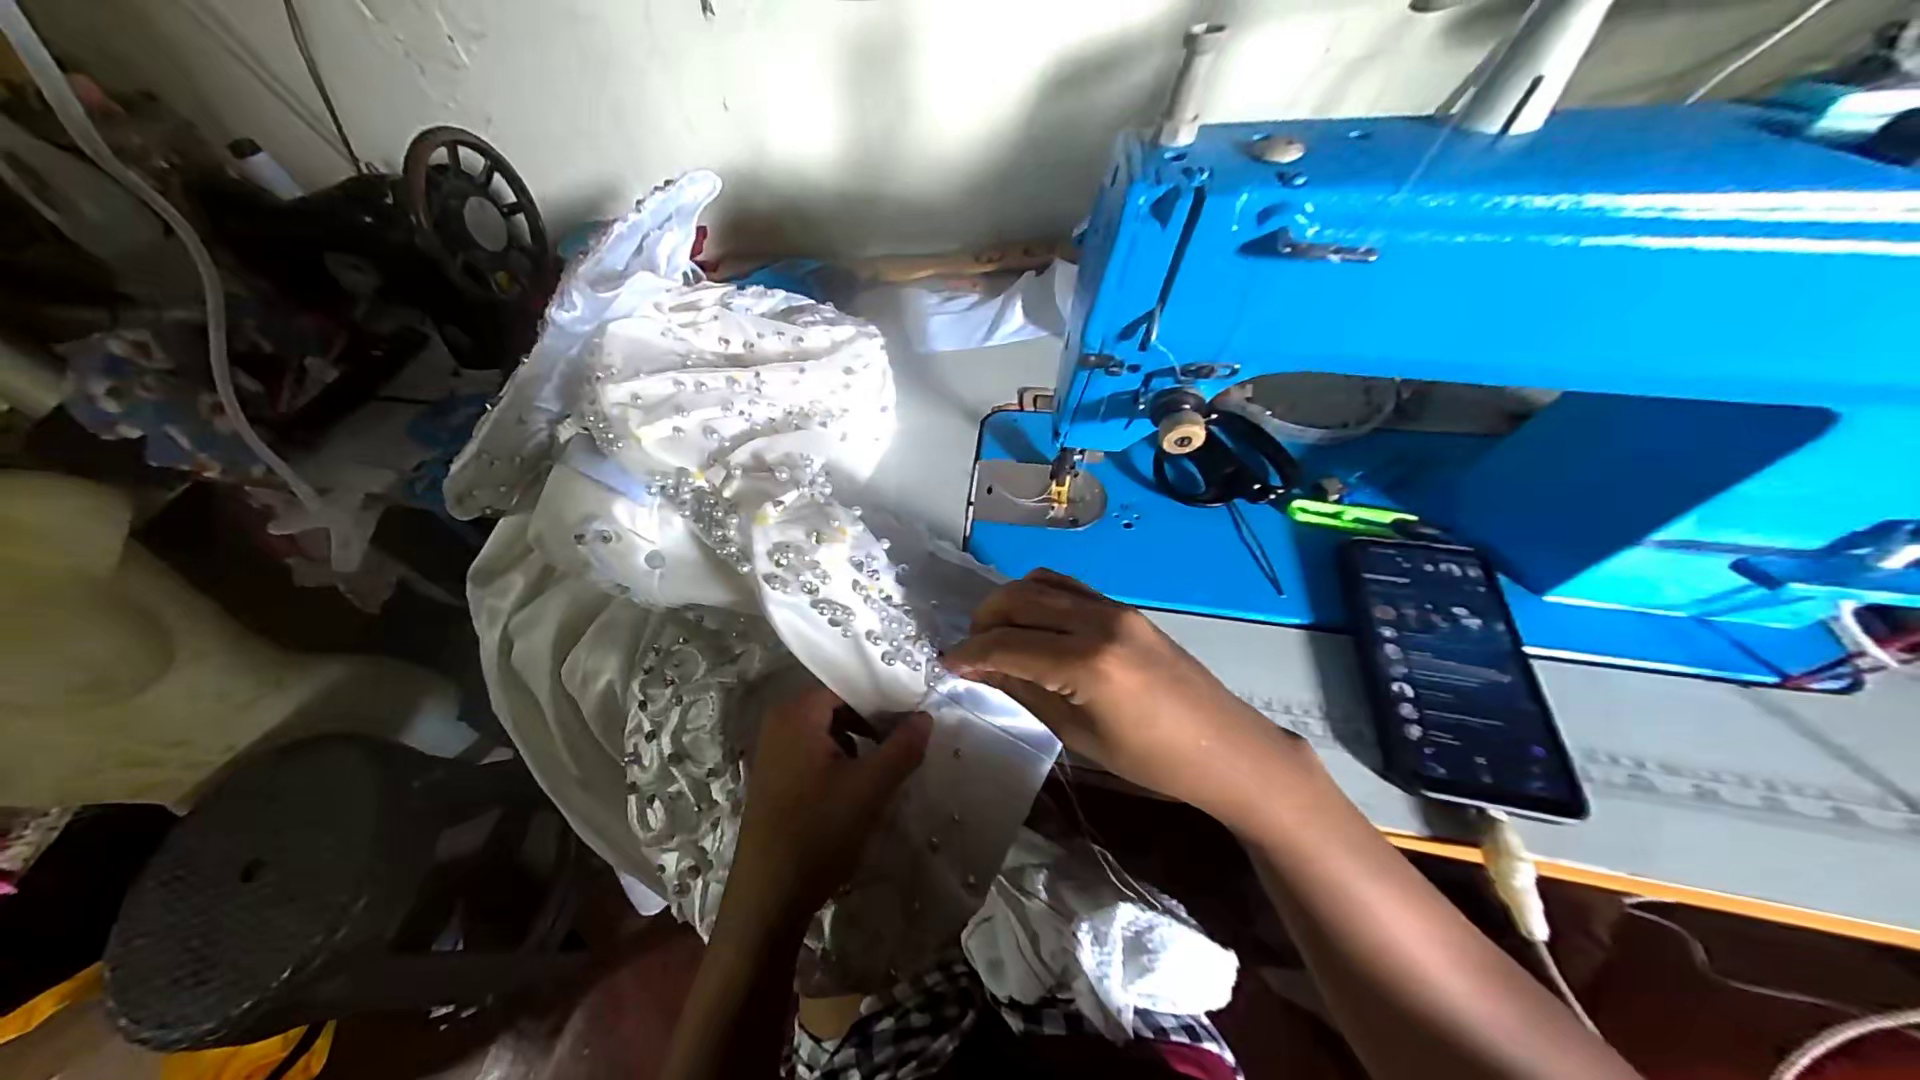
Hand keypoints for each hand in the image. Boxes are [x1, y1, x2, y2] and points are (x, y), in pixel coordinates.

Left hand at [726, 680, 931, 929]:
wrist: (768, 898)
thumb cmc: (819, 832)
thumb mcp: (870, 787)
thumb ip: (902, 747)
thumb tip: (925, 717)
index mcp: (795, 714)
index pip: (846, 687)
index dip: (882, 697)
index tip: (912, 715)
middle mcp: (778, 723)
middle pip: (836, 706)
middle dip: (872, 719)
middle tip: (904, 738)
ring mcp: (772, 752)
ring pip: (827, 730)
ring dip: (858, 740)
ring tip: (886, 762)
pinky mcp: (774, 778)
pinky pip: (813, 751)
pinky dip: (840, 759)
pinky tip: (858, 785)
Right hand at [946, 568, 1301, 816]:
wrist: (1223, 746)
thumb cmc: (1151, 760)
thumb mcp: (1078, 734)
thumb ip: (1025, 691)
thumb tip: (980, 670)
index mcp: (1086, 663)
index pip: (1007, 644)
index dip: (969, 654)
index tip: (947, 664)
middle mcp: (1098, 621)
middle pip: (1019, 599)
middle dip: (983, 620)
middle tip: (969, 650)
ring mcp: (1115, 608)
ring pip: (1042, 583)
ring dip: (1009, 603)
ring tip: (997, 634)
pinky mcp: (1125, 608)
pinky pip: (1069, 587)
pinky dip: (1039, 597)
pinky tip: (1033, 624)